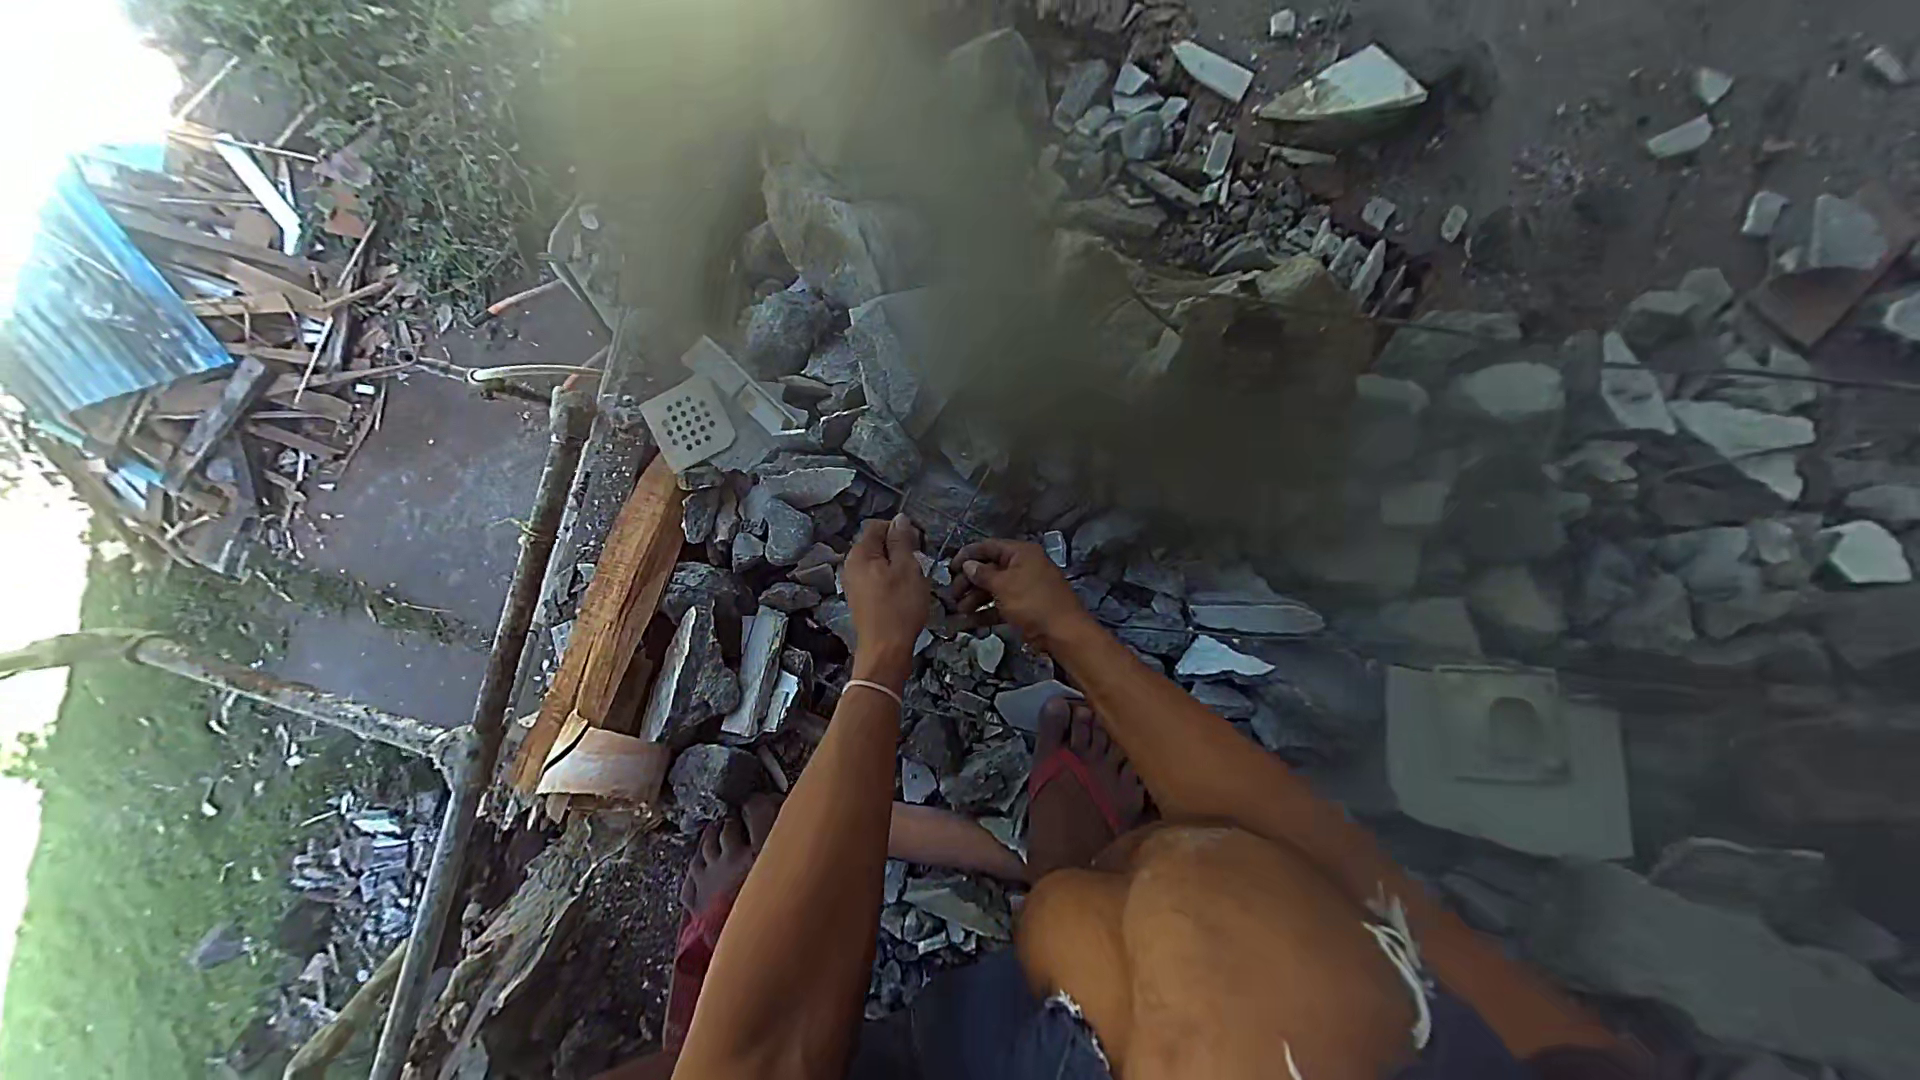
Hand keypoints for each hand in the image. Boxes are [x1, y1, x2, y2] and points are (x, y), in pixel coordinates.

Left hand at [842, 514, 929, 686]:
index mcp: (859, 554)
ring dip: (898, 566)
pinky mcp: (861, 599)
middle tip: (920, 563)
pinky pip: (878, 579)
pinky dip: (892, 581)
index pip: (879, 525)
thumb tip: (900, 519)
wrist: (885, 650)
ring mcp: (854, 583)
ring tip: (914, 580)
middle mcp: (851, 565)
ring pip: (880, 563)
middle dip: (900, 549)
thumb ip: (902, 541)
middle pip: (878, 544)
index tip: (919, 543)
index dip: (900, 529)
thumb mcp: (907, 568)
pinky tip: (905, 594)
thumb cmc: (899, 608)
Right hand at [951, 538, 1091, 653]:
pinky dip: (985, 612)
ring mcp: (1024, 588)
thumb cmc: (1033, 602)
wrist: (1063, 633)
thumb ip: (983, 574)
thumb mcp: (1004, 585)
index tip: (950, 568)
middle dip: (969, 582)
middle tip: (952, 594)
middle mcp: (1023, 566)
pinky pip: (1000, 606)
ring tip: (959, 610)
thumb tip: (968, 565)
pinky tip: (969, 622)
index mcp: (1021, 553)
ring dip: (974, 599)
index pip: (989, 547)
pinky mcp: (1024, 608)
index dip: (968, 555)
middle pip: (989, 569)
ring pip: (993, 589)